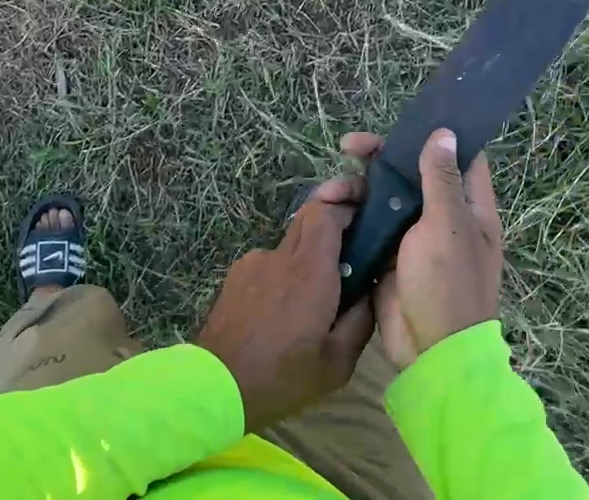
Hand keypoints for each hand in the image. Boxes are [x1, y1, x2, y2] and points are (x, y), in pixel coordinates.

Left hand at [195, 175, 377, 431]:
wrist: (218, 383)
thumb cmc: (282, 377)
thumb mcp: (337, 363)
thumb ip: (360, 321)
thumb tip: (371, 291)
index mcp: (309, 273)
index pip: (326, 213)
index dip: (346, 204)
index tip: (366, 213)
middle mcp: (280, 256)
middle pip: (309, 217)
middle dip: (334, 221)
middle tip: (353, 248)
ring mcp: (254, 261)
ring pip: (291, 243)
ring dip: (309, 258)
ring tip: (315, 302)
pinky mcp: (237, 272)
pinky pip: (271, 262)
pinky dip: (285, 275)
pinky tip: (284, 312)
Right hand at [341, 129, 502, 369]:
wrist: (430, 352)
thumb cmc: (448, 285)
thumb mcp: (446, 226)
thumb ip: (441, 179)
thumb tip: (445, 133)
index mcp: (468, 209)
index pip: (459, 159)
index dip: (435, 136)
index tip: (402, 121)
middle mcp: (441, 217)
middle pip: (409, 172)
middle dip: (377, 157)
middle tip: (347, 146)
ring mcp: (412, 237)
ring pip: (381, 196)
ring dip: (352, 189)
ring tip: (326, 194)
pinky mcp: (386, 255)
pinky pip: (365, 223)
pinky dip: (346, 213)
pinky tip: (324, 210)